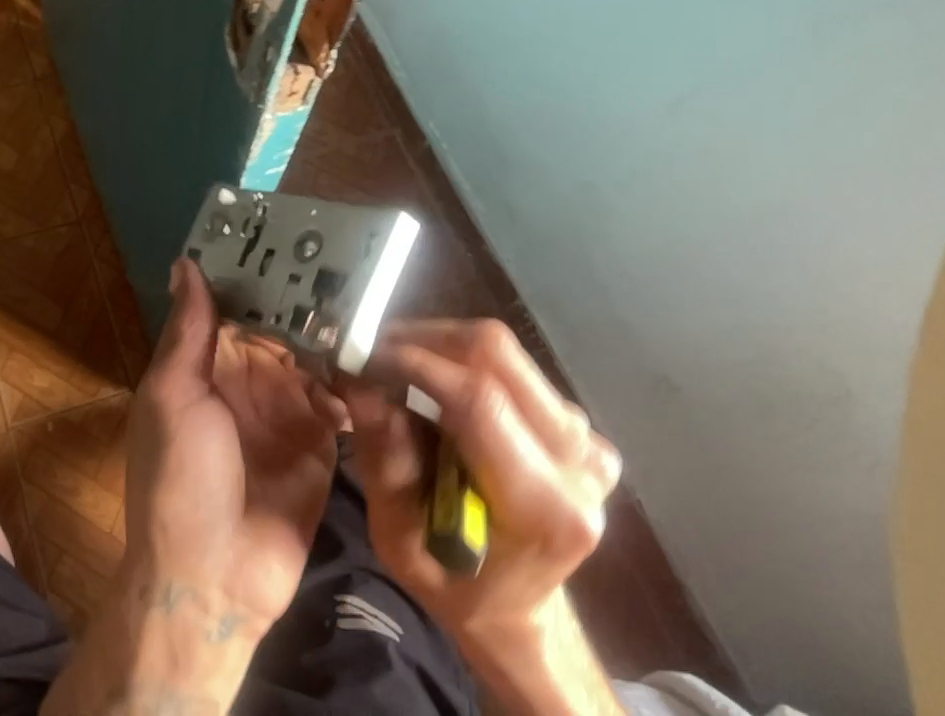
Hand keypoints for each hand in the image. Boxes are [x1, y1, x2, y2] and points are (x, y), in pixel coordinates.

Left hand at [124, 257, 345, 625]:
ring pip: (317, 361)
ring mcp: (286, 414)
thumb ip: (189, 332)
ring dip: (339, 339)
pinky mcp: (321, 446)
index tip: (294, 235)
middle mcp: (247, 384)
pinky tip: (379, 361)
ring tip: (375, 304)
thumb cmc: (181, 478)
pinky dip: (358, 383)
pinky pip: (342, 404)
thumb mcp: (173, 396)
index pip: (237, 308)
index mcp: (204, 367)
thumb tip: (186, 262)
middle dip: (311, 303)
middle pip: (284, 330)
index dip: (261, 276)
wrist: (214, 579)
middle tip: (353, 264)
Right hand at [343, 319, 625, 714]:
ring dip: (438, 346)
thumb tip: (358, 381)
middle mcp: (580, 465)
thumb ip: (384, 459)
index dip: (414, 363)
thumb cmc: (453, 583)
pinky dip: (459, 361)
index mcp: (543, 508)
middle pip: (497, 357)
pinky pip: (511, 368)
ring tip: (391, 365)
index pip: (479, 402)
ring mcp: (587, 440)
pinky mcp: (577, 424)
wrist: (515, 606)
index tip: (359, 351)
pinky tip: (427, 383)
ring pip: (504, 354)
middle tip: (369, 349)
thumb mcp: (398, 538)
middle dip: (422, 339)